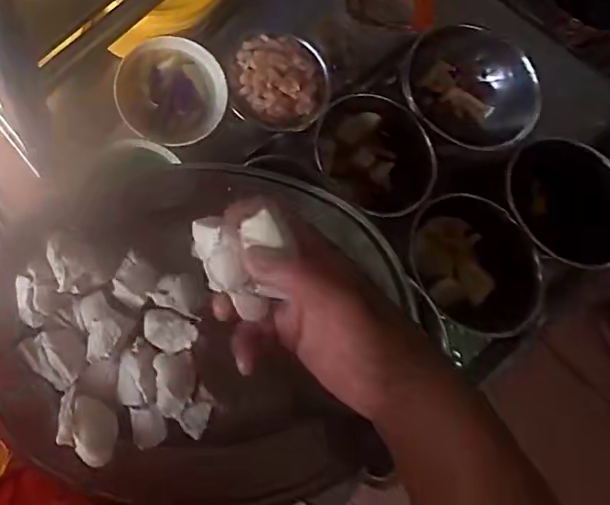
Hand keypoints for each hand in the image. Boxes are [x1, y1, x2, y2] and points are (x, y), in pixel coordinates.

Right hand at [220, 217, 447, 420]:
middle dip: (226, 264)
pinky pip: (255, 331)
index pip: (271, 217)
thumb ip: (290, 272)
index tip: (218, 231)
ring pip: (247, 293)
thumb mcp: (332, 298)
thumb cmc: (369, 335)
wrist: (399, 392)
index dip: (243, 216)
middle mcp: (295, 272)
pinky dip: (245, 343)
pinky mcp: (288, 336)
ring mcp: (290, 304)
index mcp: (308, 253)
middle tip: (210, 279)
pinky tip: (245, 361)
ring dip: (229, 303)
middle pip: (250, 254)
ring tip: (220, 317)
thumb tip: (244, 250)